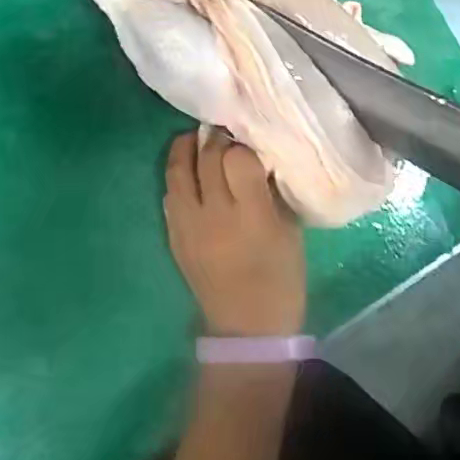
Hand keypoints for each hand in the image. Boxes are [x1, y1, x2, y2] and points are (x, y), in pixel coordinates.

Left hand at [164, 128, 305, 336]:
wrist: (247, 328)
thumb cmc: (280, 277)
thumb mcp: (289, 228)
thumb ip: (270, 189)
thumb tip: (255, 154)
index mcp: (252, 215)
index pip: (238, 158)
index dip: (243, 144)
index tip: (249, 140)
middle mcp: (215, 215)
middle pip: (207, 158)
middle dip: (216, 138)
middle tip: (225, 131)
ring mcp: (188, 226)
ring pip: (178, 171)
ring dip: (187, 148)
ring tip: (198, 138)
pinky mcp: (174, 237)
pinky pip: (170, 194)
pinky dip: (178, 175)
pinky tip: (189, 170)